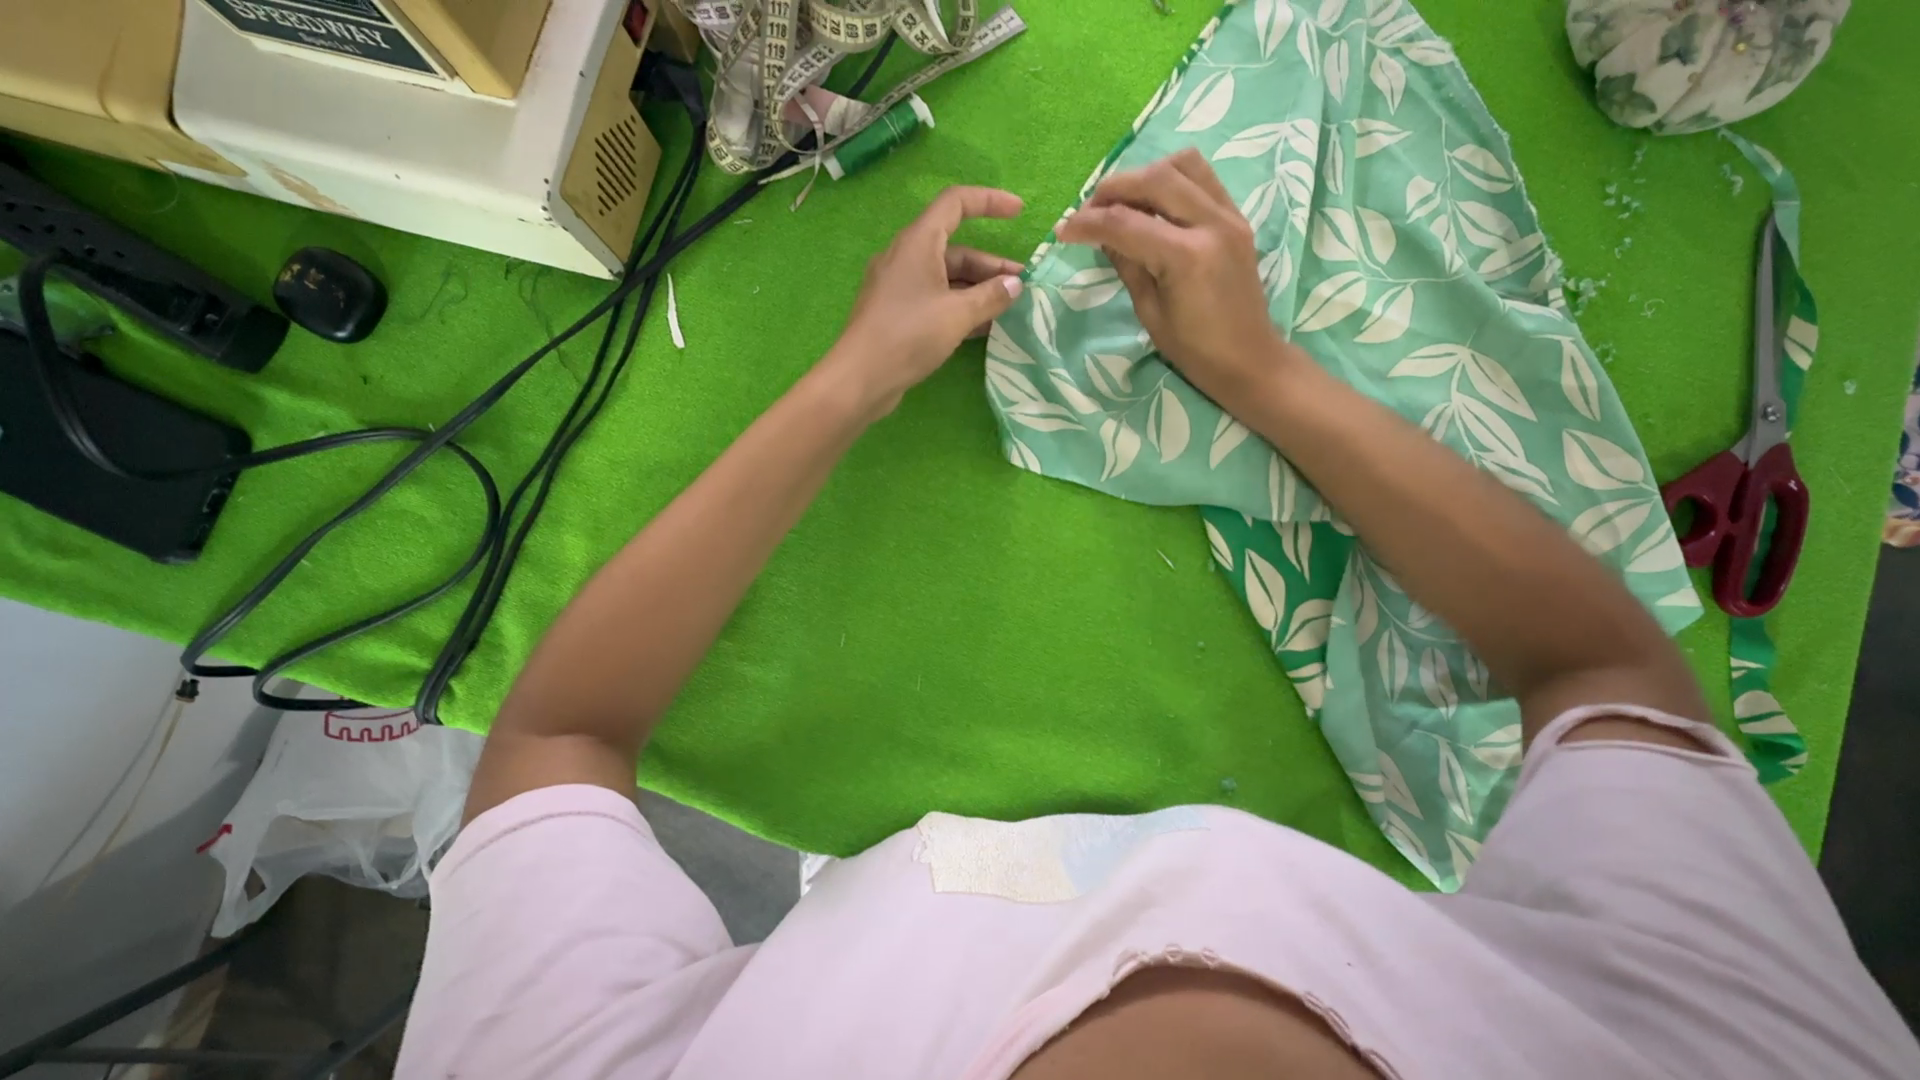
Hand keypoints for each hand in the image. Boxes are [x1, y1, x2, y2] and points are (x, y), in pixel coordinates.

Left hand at [826, 186, 1025, 412]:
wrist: (860, 378)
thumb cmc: (908, 335)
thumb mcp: (957, 315)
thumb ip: (990, 296)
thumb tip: (1015, 285)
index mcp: (917, 243)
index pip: (956, 203)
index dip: (989, 201)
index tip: (1020, 211)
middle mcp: (906, 257)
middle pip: (956, 249)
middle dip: (991, 265)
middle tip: (1022, 287)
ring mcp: (899, 286)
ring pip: (946, 277)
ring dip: (978, 289)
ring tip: (1009, 308)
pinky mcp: (897, 313)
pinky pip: (935, 299)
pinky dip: (960, 306)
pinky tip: (983, 326)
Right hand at [1056, 149, 1299, 406]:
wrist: (1249, 358)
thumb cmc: (1194, 349)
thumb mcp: (1149, 311)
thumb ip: (1127, 264)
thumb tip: (1102, 234)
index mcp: (1186, 257)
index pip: (1125, 224)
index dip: (1087, 224)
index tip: (1062, 230)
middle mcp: (1211, 225)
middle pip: (1154, 179)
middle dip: (1114, 188)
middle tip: (1089, 209)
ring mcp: (1229, 216)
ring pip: (1183, 164)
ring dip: (1146, 174)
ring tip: (1123, 200)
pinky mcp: (1237, 217)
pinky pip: (1202, 177)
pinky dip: (1172, 179)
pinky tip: (1153, 202)